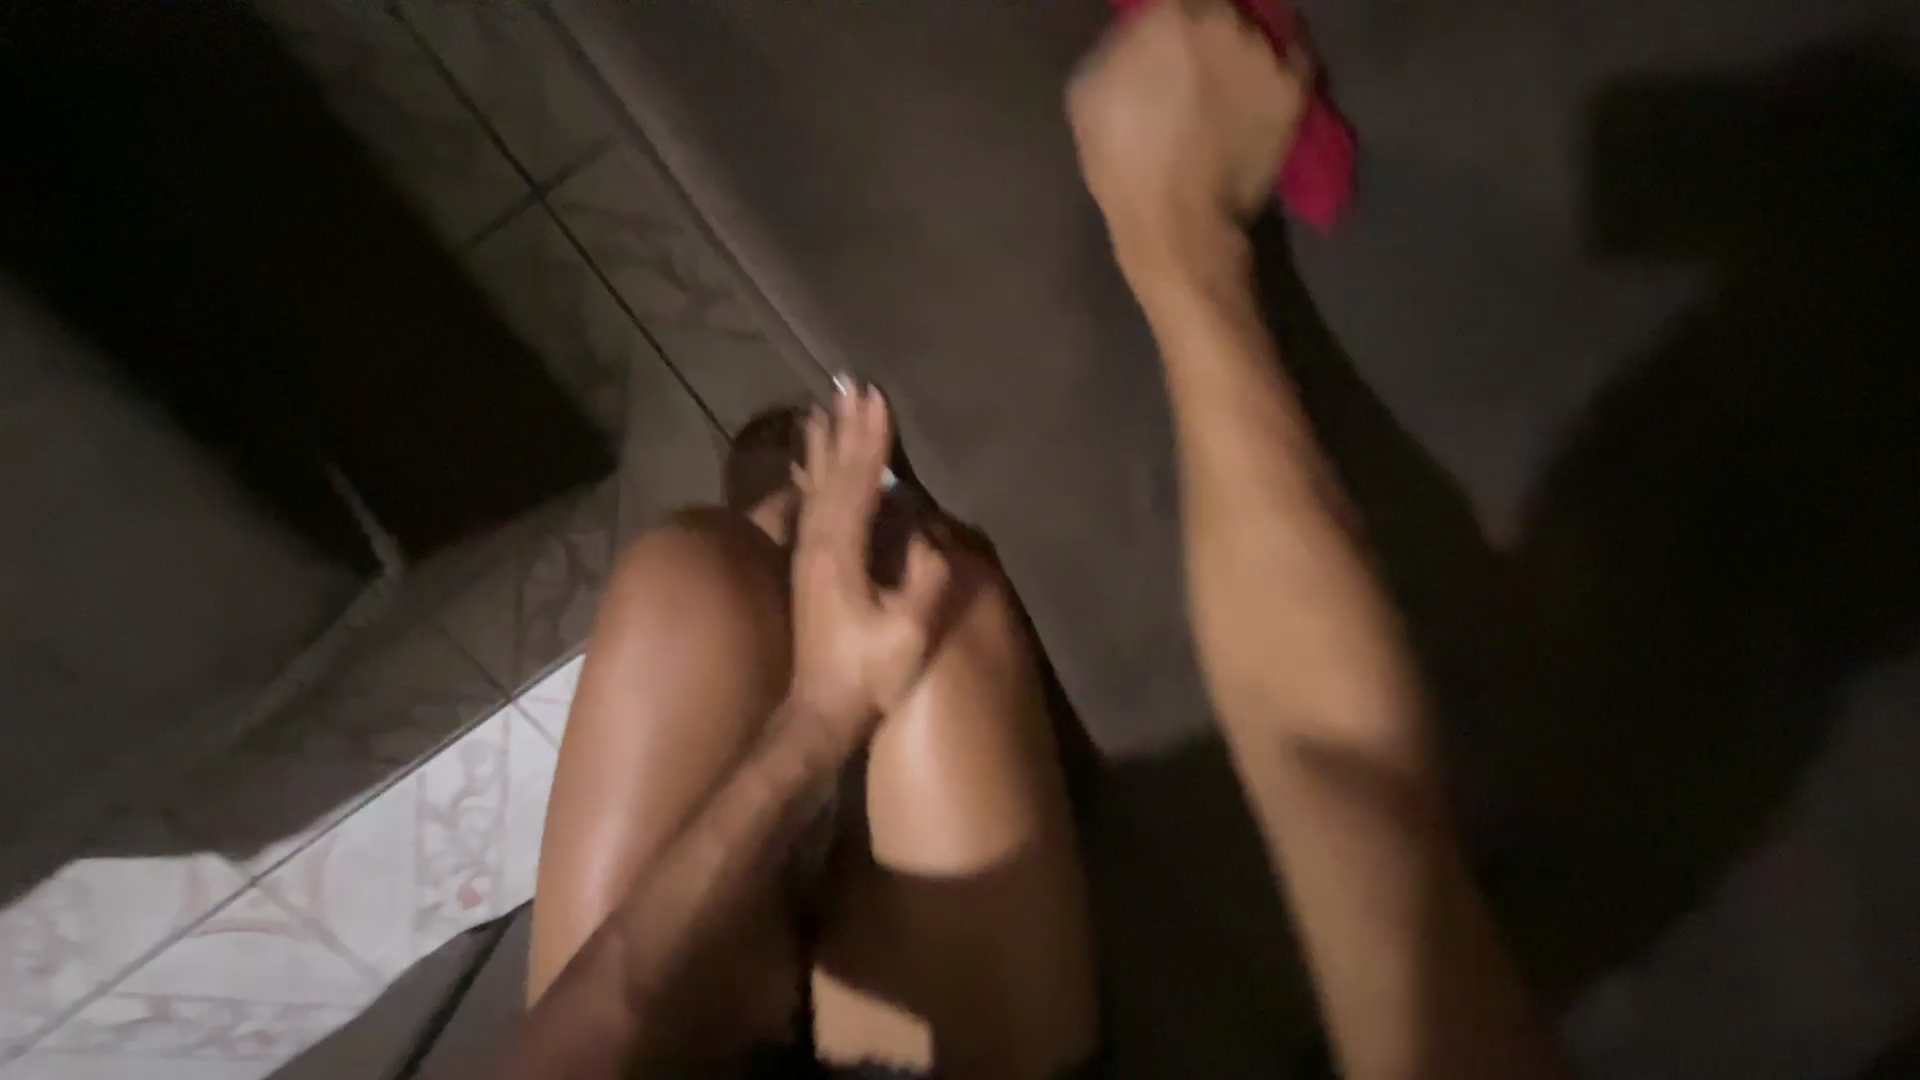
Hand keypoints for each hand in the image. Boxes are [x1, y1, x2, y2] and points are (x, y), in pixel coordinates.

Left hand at [787, 387, 949, 734]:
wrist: (820, 711)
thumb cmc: (868, 675)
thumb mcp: (910, 631)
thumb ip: (924, 577)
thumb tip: (928, 534)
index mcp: (840, 553)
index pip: (858, 483)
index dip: (869, 439)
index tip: (876, 397)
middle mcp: (816, 543)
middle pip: (831, 474)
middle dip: (843, 429)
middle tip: (846, 384)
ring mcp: (807, 554)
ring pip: (814, 486)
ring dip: (822, 445)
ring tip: (822, 408)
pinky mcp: (807, 566)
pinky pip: (809, 505)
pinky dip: (810, 475)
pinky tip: (807, 462)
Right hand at [1067, 0, 1312, 283]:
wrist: (1176, 225)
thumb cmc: (1121, 168)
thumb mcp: (1086, 98)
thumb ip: (1117, 51)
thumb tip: (1137, 39)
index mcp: (1167, 15)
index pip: (1175, 1)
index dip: (1171, 24)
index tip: (1166, 48)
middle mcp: (1223, 19)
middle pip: (1220, 10)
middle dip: (1207, 36)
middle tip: (1195, 72)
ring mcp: (1264, 52)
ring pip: (1256, 35)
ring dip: (1241, 56)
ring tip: (1228, 94)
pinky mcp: (1294, 87)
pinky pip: (1294, 60)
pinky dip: (1279, 71)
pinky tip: (1262, 92)